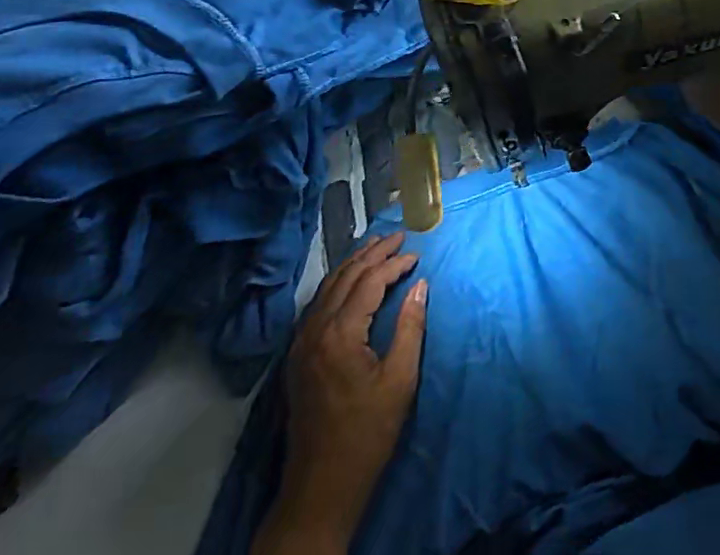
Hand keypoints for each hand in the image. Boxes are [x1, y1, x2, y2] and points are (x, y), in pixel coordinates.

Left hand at [254, 231, 428, 553]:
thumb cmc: (368, 432)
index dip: (393, 264)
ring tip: (375, 248)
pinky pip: (318, 304)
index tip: (416, 254)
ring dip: (352, 265)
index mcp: (339, 333)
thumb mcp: (400, 380)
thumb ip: (410, 327)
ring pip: (327, 288)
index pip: (368, 282)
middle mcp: (314, 329)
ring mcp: (301, 341)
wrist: (322, 482)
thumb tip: (421, 285)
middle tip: (396, 237)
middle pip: (344, 277)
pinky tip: (349, 282)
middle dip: (372, 254)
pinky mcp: (298, 354)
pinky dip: (338, 284)